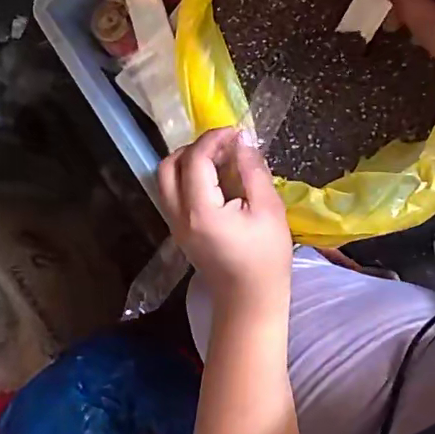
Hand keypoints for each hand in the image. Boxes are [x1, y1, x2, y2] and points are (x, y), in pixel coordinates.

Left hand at [158, 127, 291, 315]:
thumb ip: (253, 171)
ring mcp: (174, 225)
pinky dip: (189, 177)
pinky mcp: (179, 231)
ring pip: (166, 179)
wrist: (250, 301)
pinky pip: (173, 193)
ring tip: (221, 160)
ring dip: (189, 161)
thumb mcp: (268, 209)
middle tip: (225, 145)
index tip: (238, 132)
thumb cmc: (266, 258)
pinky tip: (217, 180)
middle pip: (168, 166)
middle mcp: (178, 215)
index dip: (214, 139)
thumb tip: (243, 141)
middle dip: (195, 147)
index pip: (195, 159)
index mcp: (200, 210)